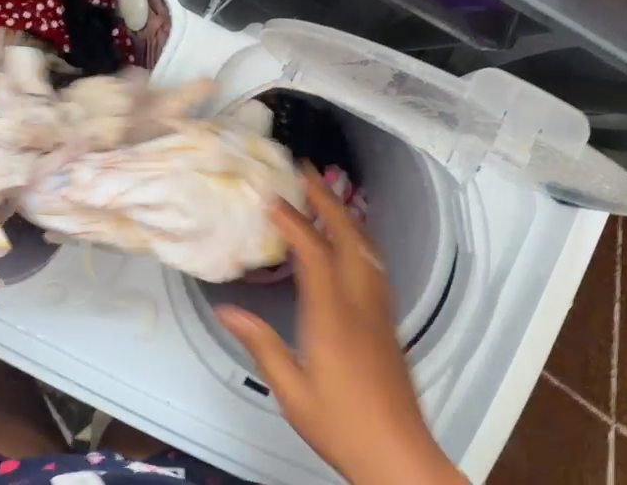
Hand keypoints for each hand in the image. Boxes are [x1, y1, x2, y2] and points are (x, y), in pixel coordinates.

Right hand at [216, 170, 463, 484]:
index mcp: (333, 317)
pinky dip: (360, 239)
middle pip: (349, 237)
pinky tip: (352, 240)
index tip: (273, 198)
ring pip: (367, 248)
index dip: (295, 220)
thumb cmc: (342, 424)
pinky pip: (375, 265)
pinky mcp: (389, 321)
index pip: (315, 254)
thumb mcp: (291, 390)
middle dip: (327, 199)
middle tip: (306, 172)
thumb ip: (262, 345)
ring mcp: (379, 310)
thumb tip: (228, 310)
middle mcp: (361, 303)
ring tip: (326, 195)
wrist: (398, 453)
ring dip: (346, 215)